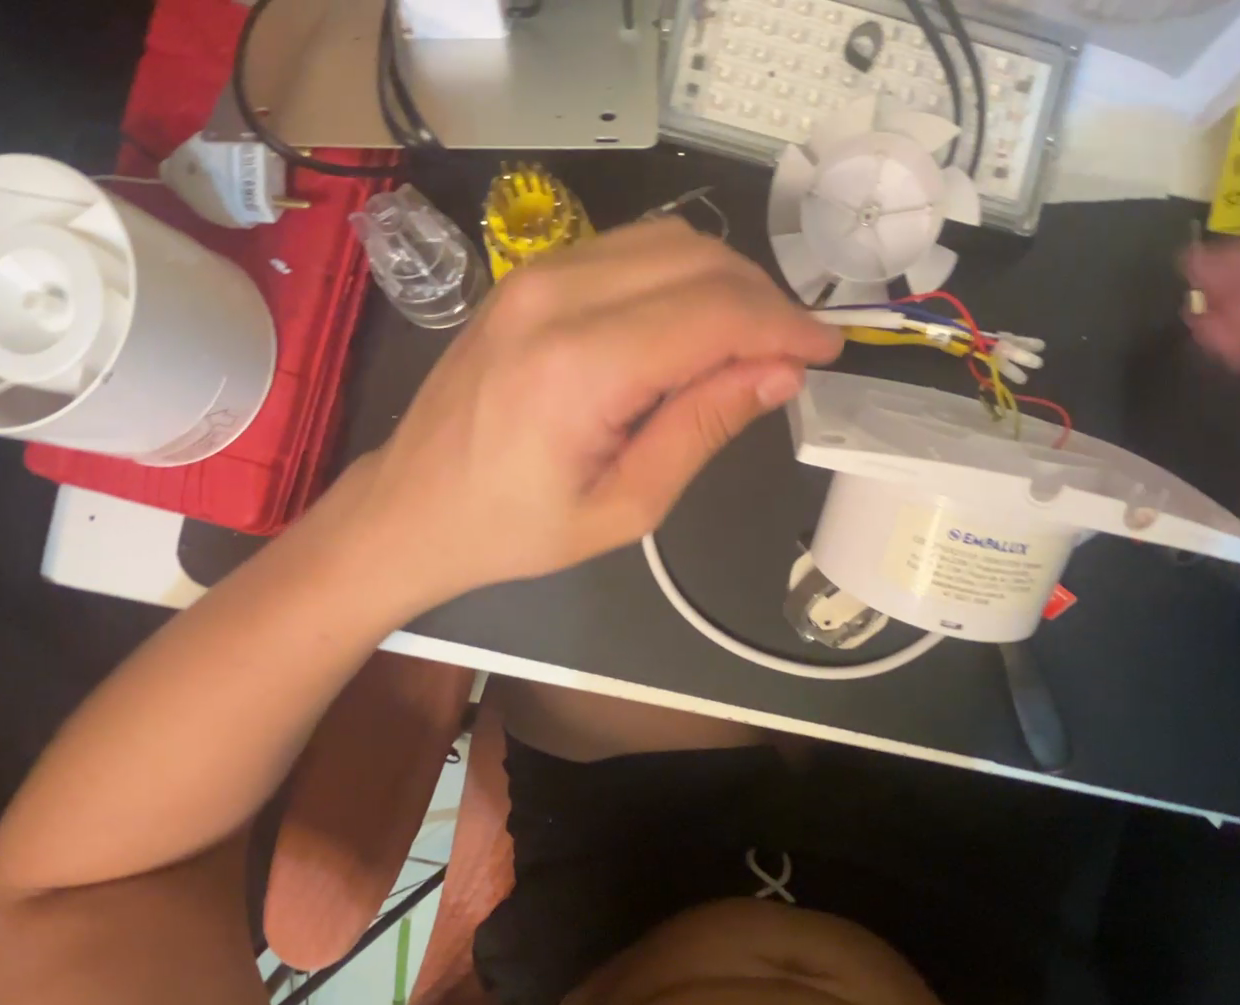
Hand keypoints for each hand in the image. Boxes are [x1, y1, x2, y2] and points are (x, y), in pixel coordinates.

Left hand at [349, 219, 841, 599]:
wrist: (410, 507)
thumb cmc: (515, 528)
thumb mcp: (626, 506)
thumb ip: (703, 428)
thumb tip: (779, 372)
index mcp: (581, 367)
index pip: (715, 313)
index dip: (785, 326)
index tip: (828, 351)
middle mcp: (557, 296)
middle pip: (698, 260)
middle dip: (764, 300)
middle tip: (794, 353)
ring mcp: (535, 276)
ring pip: (667, 240)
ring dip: (726, 280)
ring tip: (752, 340)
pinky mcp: (528, 276)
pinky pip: (628, 248)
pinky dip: (680, 274)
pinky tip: (694, 322)